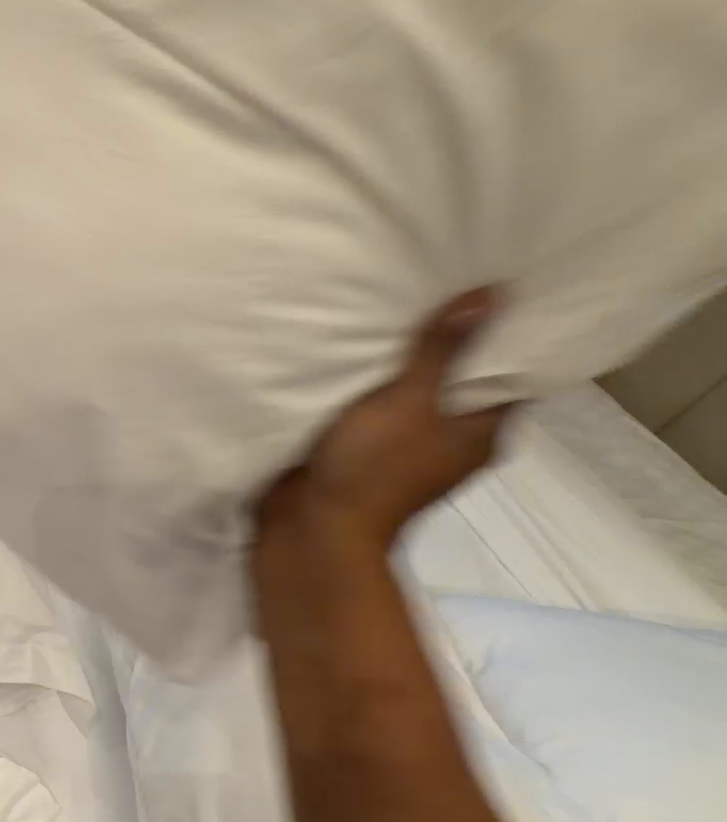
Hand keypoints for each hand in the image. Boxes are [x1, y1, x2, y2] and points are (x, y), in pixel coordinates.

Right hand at [257, 287, 517, 547]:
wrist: (312, 528)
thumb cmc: (373, 467)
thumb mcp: (408, 400)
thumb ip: (441, 350)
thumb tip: (492, 294)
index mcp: (481, 433)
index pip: (509, 374)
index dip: (502, 335)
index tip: (489, 294)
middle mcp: (451, 444)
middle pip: (455, 386)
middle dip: (441, 350)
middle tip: (429, 298)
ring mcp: (404, 455)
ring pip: (409, 403)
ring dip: (396, 376)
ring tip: (381, 327)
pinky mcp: (362, 461)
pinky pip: (370, 419)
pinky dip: (363, 399)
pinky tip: (346, 372)